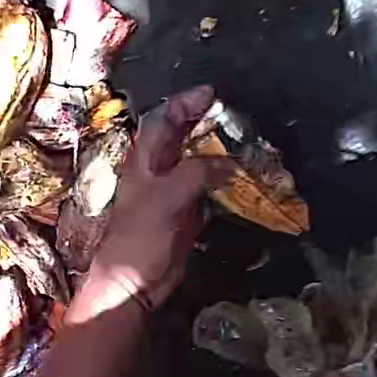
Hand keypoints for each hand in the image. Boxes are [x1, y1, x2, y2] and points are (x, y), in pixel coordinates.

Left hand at [75, 86, 233, 318]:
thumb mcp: (167, 197)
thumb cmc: (140, 238)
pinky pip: (204, 190)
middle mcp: (155, 172)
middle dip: (203, 123)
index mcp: (143, 162)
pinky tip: (239, 177)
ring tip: (243, 141)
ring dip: (216, 152)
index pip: (162, 121)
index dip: (184, 104)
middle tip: (232, 114)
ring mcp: (170, 194)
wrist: (133, 284)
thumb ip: (196, 173)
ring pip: (195, 163)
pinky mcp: (183, 215)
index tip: (210, 93)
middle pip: (180, 138)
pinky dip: (221, 181)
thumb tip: (227, 163)